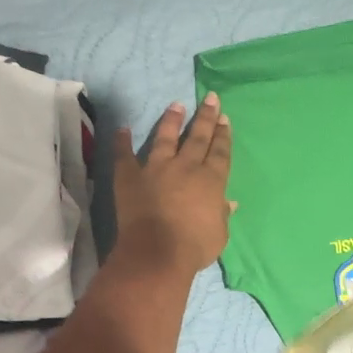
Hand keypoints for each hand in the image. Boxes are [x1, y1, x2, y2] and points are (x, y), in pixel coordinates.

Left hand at [111, 94, 233, 276]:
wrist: (157, 253)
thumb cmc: (194, 247)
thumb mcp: (219, 234)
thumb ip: (222, 215)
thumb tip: (229, 202)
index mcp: (211, 181)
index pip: (220, 152)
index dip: (223, 135)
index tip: (224, 118)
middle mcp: (185, 167)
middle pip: (198, 137)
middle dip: (206, 117)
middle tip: (210, 99)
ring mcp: (156, 168)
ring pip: (165, 137)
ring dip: (171, 120)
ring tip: (176, 105)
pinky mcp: (130, 176)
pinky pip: (124, 155)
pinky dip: (122, 142)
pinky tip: (123, 129)